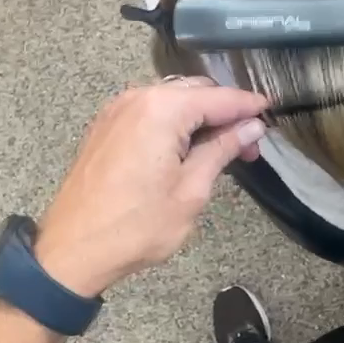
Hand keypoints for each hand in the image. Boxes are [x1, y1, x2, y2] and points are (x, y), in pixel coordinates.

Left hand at [33, 78, 268, 296]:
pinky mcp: (105, 126)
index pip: (219, 97)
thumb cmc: (135, 226)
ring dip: (199, 117)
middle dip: (225, 112)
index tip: (271, 114)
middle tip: (249, 144)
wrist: (71, 251)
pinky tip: (185, 147)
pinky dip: (173, 121)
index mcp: (162, 109)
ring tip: (220, 149)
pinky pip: (149, 110)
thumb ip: (223, 149)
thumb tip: (251, 127)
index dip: (249, 106)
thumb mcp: (191, 190)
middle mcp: (137, 98)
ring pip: (172, 99)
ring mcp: (117, 110)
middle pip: (195, 91)